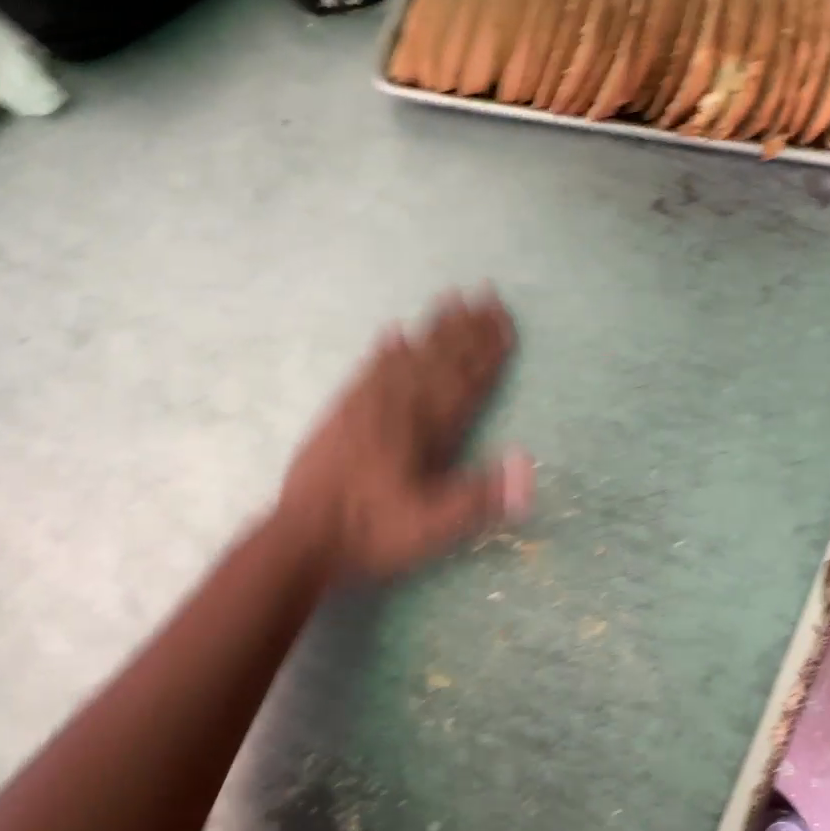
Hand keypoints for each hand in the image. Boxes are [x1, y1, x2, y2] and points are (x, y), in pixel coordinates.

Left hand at [281, 287, 534, 578]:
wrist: (302, 537)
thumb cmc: (373, 533)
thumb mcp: (433, 526)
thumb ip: (480, 496)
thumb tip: (527, 461)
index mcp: (426, 430)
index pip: (467, 381)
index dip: (490, 352)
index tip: (507, 322)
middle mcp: (400, 406)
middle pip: (441, 357)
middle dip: (468, 327)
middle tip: (488, 292)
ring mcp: (368, 404)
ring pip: (409, 355)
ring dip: (434, 328)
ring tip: (451, 298)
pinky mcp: (343, 411)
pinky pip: (371, 369)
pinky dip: (386, 349)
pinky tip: (393, 332)